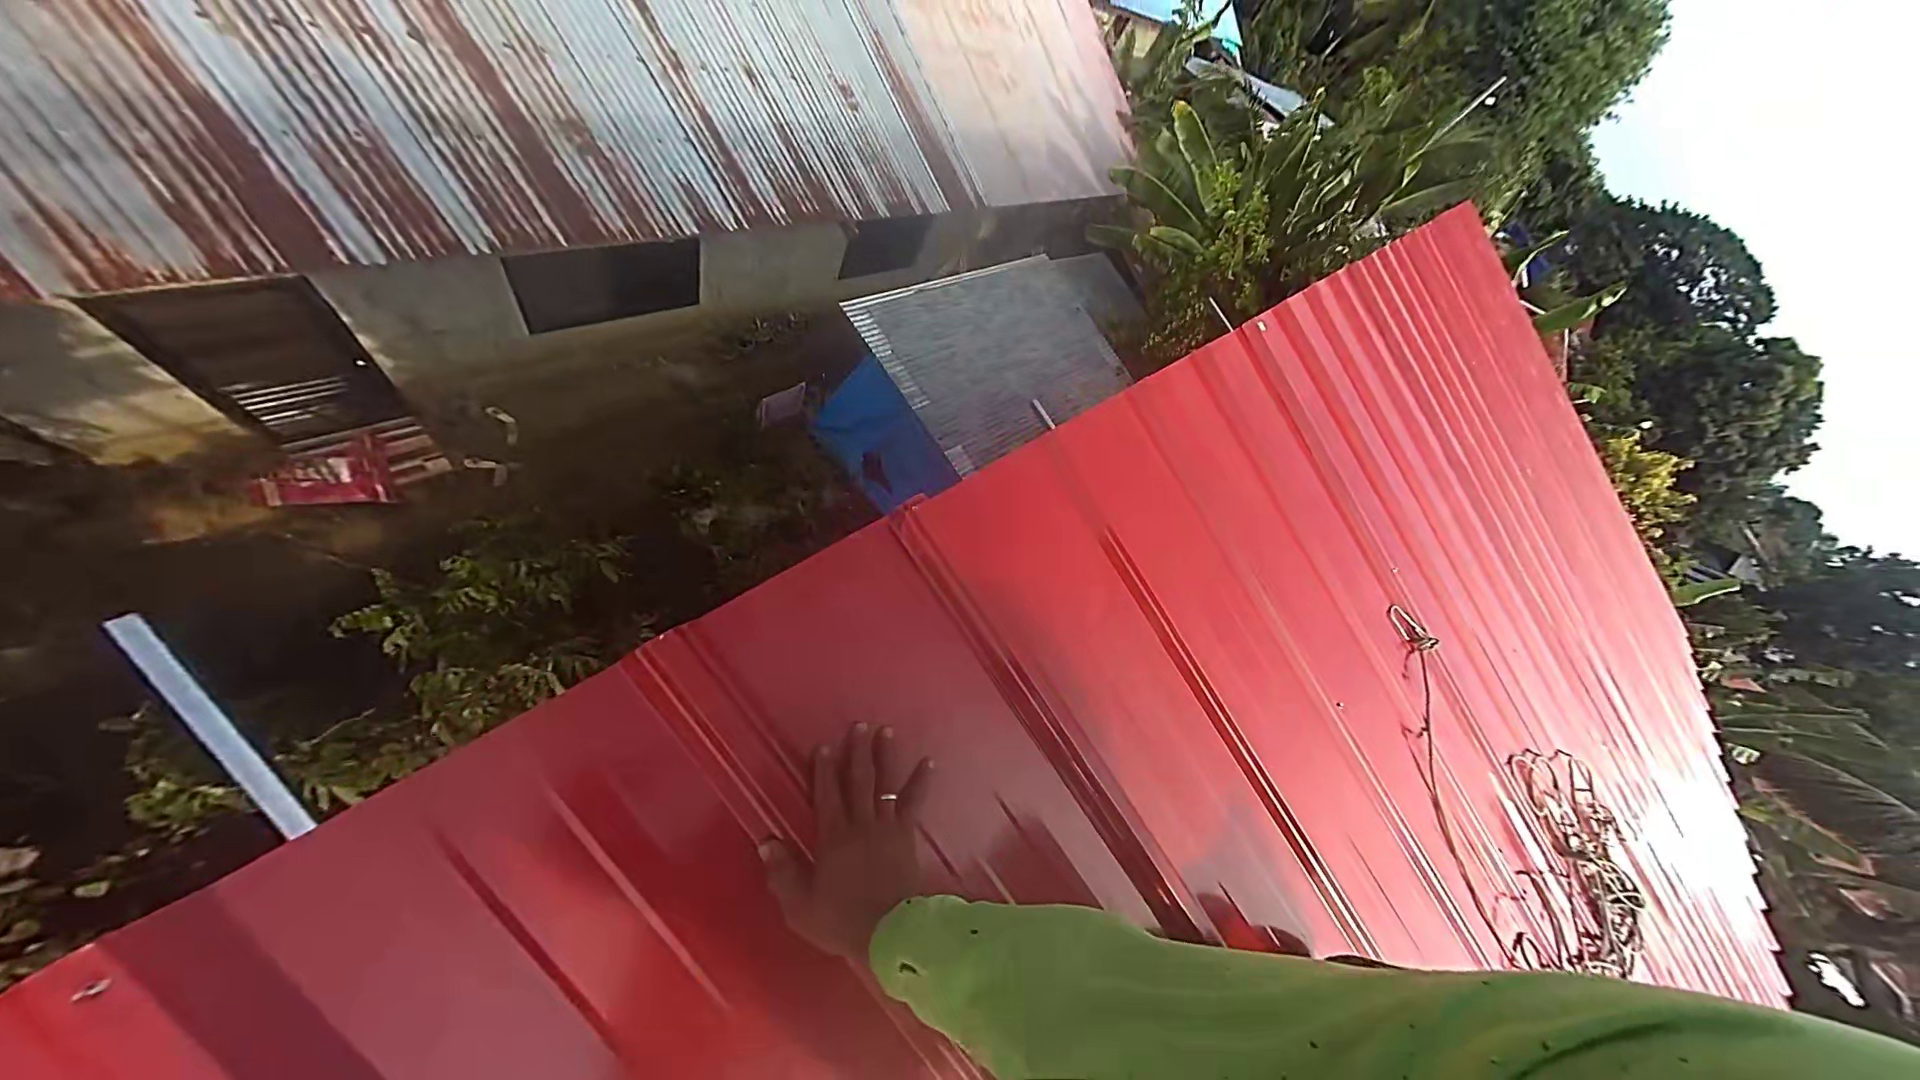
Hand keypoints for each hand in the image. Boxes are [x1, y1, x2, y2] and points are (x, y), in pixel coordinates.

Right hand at [760, 723, 933, 961]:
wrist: (890, 933)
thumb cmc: (841, 921)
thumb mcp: (800, 905)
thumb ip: (783, 872)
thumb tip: (766, 842)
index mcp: (833, 837)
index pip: (826, 795)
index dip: (823, 770)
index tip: (823, 746)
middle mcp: (861, 824)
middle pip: (858, 780)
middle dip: (856, 752)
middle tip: (859, 725)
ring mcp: (887, 827)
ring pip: (885, 783)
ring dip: (885, 755)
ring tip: (886, 730)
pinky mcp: (907, 835)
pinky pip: (914, 802)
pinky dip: (922, 781)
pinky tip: (930, 762)